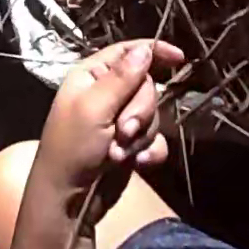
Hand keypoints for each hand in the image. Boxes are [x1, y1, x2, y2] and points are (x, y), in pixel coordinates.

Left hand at [32, 39, 184, 209]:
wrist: (69, 199)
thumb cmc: (72, 147)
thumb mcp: (94, 108)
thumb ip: (121, 78)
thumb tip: (144, 49)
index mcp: (92, 75)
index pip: (127, 51)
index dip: (153, 51)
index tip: (179, 58)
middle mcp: (108, 93)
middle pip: (146, 85)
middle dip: (139, 110)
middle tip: (122, 130)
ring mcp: (120, 119)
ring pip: (152, 114)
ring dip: (140, 135)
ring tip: (117, 151)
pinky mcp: (131, 144)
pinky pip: (156, 139)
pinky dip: (149, 151)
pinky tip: (137, 163)